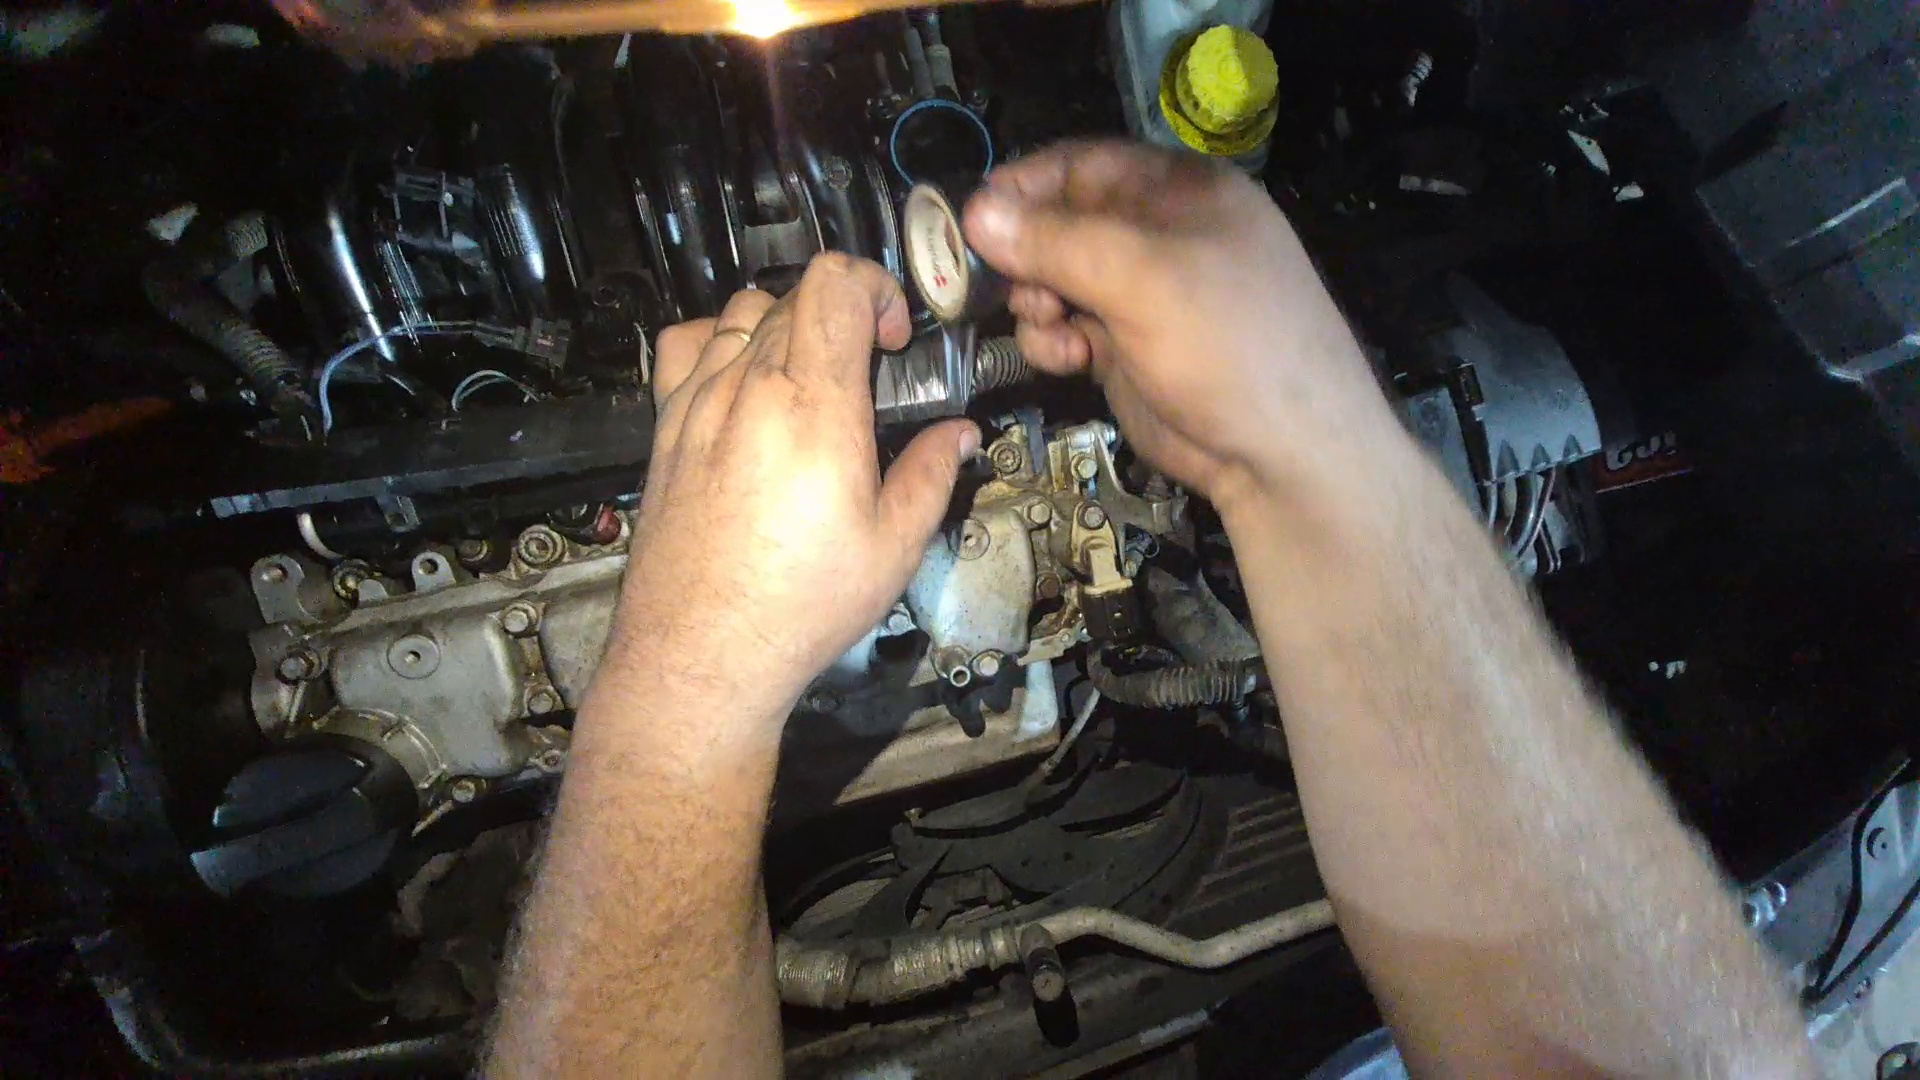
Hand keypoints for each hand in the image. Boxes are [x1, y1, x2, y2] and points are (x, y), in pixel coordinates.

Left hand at [605, 254, 979, 725]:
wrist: (704, 652)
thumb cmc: (801, 603)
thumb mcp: (894, 545)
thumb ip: (932, 472)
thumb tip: (960, 434)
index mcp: (814, 405)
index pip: (836, 285)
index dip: (877, 288)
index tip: (895, 335)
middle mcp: (749, 388)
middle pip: (794, 294)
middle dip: (845, 313)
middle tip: (869, 368)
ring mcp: (698, 404)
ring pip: (740, 311)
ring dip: (787, 322)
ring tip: (811, 373)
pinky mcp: (666, 429)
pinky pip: (687, 346)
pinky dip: (723, 340)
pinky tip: (743, 380)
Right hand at [962, 140, 1406, 514]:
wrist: (1274, 450)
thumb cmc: (1224, 343)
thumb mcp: (1144, 279)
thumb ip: (1058, 243)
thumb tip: (976, 211)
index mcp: (1175, 194)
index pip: (1082, 167)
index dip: (1025, 186)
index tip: (975, 217)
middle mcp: (1154, 239)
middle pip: (1060, 227)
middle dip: (1026, 255)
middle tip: (1005, 285)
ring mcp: (1137, 298)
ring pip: (1055, 283)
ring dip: (1036, 304)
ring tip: (1051, 324)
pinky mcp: (1122, 350)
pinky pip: (1066, 330)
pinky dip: (1054, 342)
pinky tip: (1068, 359)